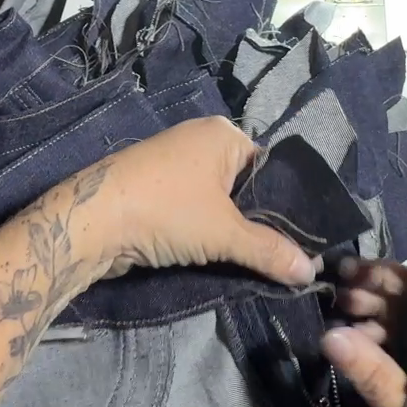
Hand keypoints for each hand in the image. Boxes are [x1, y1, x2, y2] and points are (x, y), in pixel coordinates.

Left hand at [86, 115, 316, 286]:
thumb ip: (270, 251)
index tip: (310, 241)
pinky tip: (226, 258)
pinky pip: (199, 210)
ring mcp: (178, 165)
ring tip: (265, 264)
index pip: (272, 168)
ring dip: (235, 232)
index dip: (289, 206)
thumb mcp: (225, 233)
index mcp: (224, 134)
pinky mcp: (160, 190)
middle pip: (248, 186)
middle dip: (263, 223)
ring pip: (223, 202)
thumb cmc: (166, 210)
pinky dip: (210, 232)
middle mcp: (203, 141)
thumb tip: (313, 272)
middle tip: (291, 259)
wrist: (93, 222)